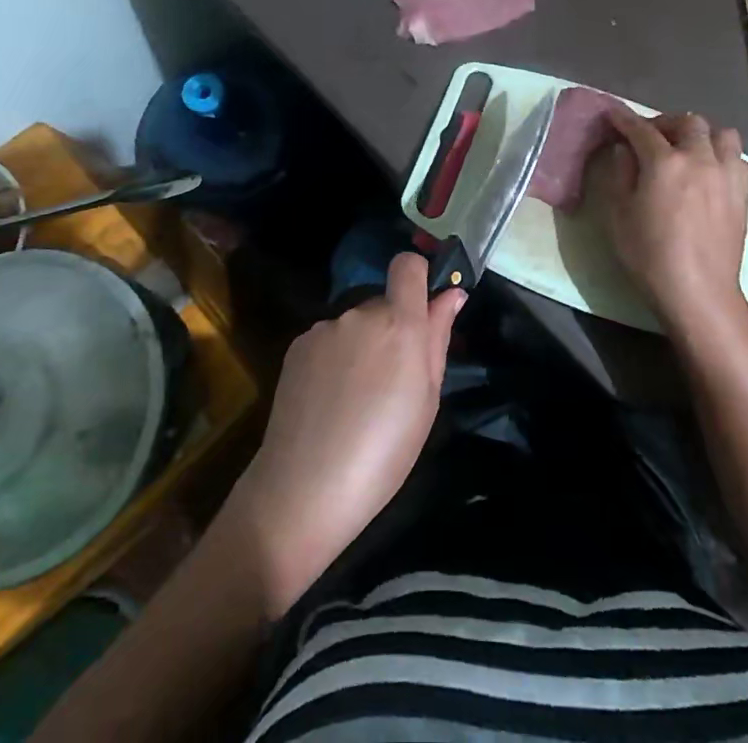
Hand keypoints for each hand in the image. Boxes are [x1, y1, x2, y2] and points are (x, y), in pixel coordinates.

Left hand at [231, 253, 463, 614]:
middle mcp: (357, 314)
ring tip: (357, 397)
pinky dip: (334, 358)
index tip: (424, 304)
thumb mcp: (427, 399)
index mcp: (398, 324)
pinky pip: (327, 340)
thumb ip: (437, 338)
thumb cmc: (386, 451)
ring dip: (361, 345)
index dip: (418, 275)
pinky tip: (329, 398)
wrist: (308, 482)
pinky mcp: (296, 346)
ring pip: (353, 325)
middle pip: (382, 304)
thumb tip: (451, 294)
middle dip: (391, 329)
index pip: (407, 266)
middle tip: (393, 380)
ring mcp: (322, 328)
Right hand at [587, 100, 747, 325]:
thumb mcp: (617, 214)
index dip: (624, 120)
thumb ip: (620, 174)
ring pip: (720, 133)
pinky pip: (735, 156)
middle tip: (648, 135)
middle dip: (665, 122)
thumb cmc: (647, 252)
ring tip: (684, 148)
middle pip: (687, 123)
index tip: (613, 114)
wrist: (696, 287)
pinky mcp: (743, 191)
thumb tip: (624, 151)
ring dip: (698, 133)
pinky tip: (706, 169)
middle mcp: (700, 158)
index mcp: (664, 163)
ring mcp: (727, 173)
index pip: (642, 130)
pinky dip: (718, 152)